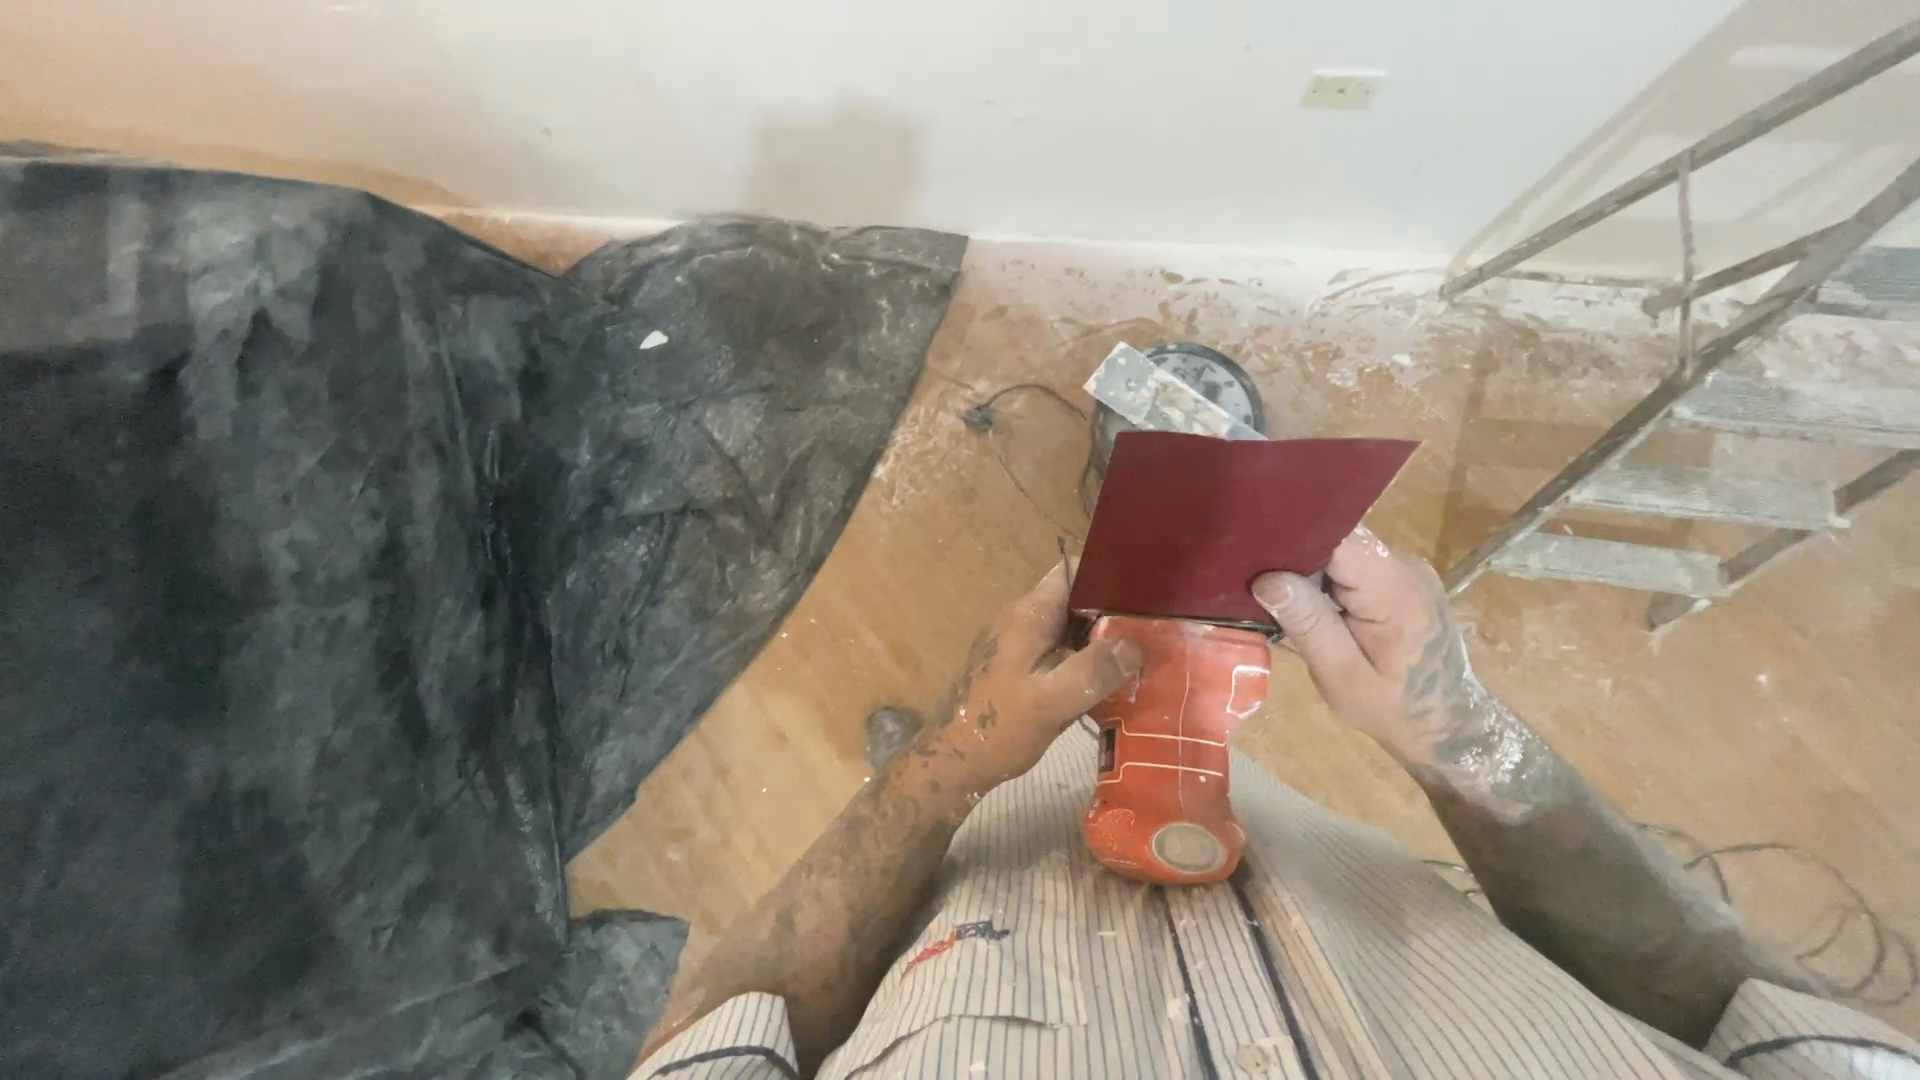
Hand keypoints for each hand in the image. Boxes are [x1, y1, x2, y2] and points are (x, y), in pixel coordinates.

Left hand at [923, 561, 1141, 795]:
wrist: (955, 759)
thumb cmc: (1000, 727)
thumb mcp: (1051, 701)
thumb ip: (1092, 671)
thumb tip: (1134, 644)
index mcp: (1029, 614)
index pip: (1074, 571)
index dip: (1110, 574)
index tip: (1148, 591)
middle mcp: (1023, 618)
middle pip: (1077, 599)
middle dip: (1114, 611)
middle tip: (1156, 629)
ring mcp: (1020, 641)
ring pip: (1071, 626)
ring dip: (1102, 638)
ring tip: (1146, 652)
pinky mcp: (1021, 664)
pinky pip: (1061, 649)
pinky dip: (1086, 658)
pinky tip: (1113, 679)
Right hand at [1249, 527, 1475, 768]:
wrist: (1445, 723)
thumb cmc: (1390, 707)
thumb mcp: (1340, 676)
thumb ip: (1308, 624)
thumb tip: (1268, 579)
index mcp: (1394, 591)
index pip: (1338, 540)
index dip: (1294, 543)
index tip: (1256, 561)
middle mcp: (1406, 567)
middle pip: (1338, 540)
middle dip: (1295, 558)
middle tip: (1257, 586)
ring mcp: (1407, 569)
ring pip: (1343, 549)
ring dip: (1310, 571)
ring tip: (1281, 600)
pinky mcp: (1401, 577)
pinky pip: (1354, 563)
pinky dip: (1327, 579)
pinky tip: (1313, 606)